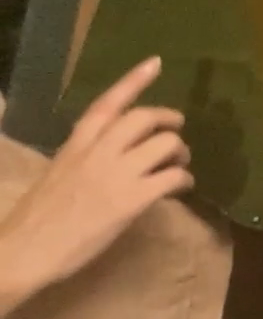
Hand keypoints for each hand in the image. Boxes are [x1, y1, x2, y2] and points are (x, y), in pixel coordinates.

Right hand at [0, 58, 192, 307]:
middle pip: (144, 118)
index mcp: (73, 149)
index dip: (132, 82)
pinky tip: (179, 190)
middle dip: (170, 120)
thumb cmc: (38, 220)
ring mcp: (115, 175)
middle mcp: (95, 155)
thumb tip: (126, 152)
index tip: (155, 62)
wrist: (20, 256)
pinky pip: (177, 176)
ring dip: (181, 154)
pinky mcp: (133, 198)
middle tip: (175, 132)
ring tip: (176, 167)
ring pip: (168, 144)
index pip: (104, 106)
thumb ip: (90, 158)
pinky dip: (186, 180)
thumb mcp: (59, 176)